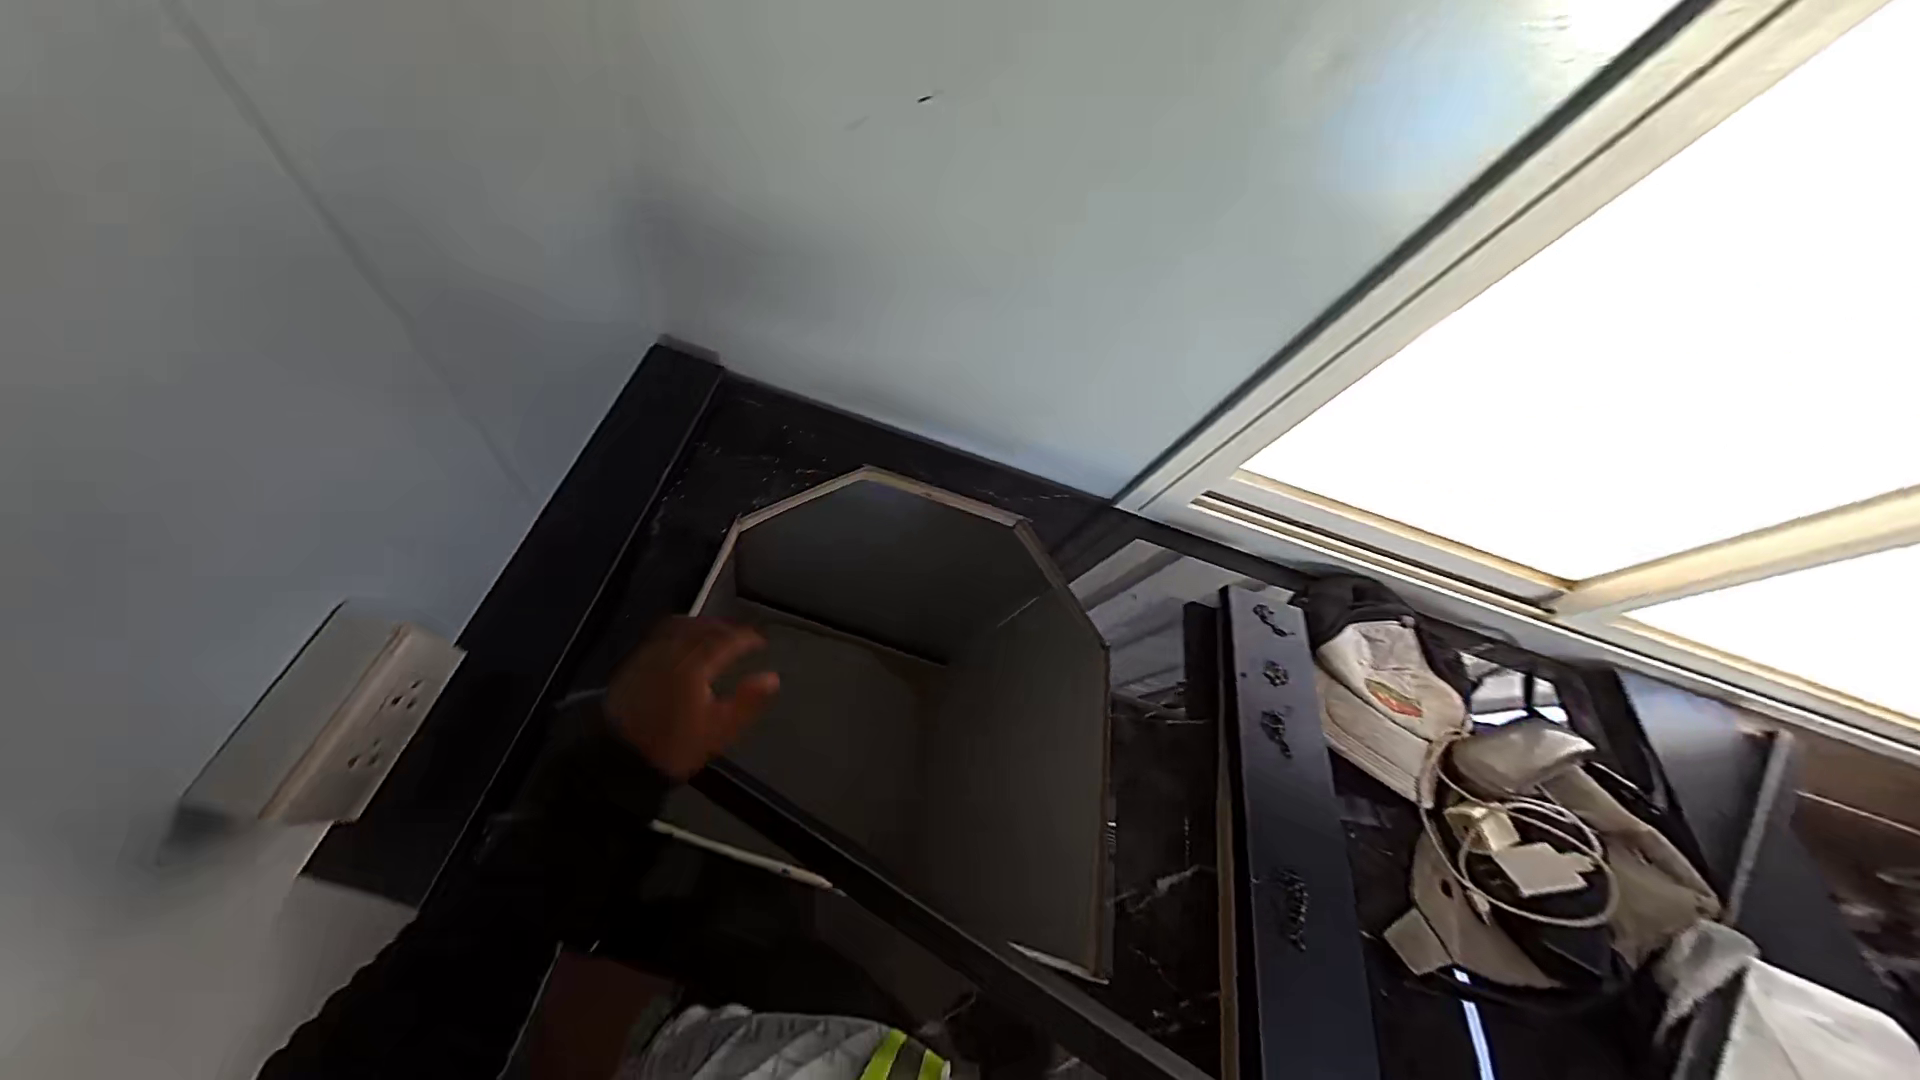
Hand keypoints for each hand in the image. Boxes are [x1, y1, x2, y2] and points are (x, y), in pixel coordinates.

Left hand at [605, 617, 779, 779]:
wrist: (617, 758)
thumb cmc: (671, 747)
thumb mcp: (719, 730)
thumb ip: (748, 701)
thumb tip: (771, 679)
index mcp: (696, 664)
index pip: (728, 639)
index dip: (748, 637)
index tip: (760, 640)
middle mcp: (672, 652)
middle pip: (704, 626)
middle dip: (727, 627)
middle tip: (742, 634)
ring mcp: (650, 655)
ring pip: (681, 626)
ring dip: (703, 625)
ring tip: (716, 632)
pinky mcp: (634, 664)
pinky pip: (662, 634)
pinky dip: (681, 631)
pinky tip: (684, 642)